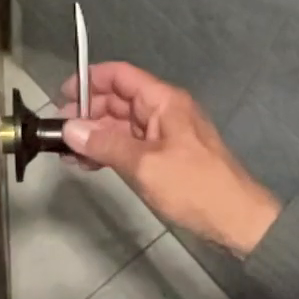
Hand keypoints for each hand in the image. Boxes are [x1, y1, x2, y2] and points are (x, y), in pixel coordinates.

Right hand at [58, 62, 281, 255]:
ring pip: (120, 124)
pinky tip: (88, 163)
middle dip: (87, 112)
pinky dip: (108, 150)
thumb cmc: (193, 186)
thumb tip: (69, 128)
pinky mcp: (164, 155)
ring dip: (94, 134)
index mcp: (163, 101)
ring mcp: (164, 133)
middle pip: (117, 99)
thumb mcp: (143, 164)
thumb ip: (103, 144)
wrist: (239, 222)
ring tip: (68, 152)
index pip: (120, 75)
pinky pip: (129, 143)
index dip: (89, 80)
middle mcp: (163, 110)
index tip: (63, 96)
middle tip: (60, 131)